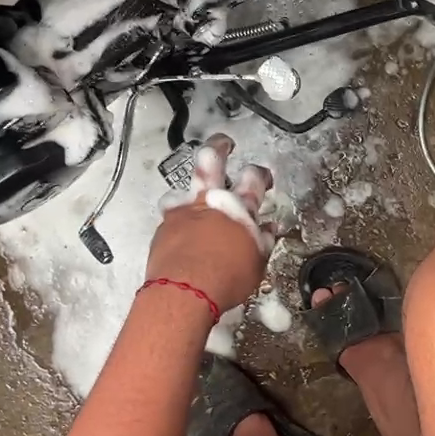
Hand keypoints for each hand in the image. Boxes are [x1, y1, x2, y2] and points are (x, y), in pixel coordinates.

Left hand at [143, 135, 276, 314]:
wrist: (185, 292)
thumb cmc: (227, 279)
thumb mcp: (257, 263)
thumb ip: (263, 241)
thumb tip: (269, 229)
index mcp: (241, 209)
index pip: (254, 177)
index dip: (261, 173)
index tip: (263, 177)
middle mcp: (212, 202)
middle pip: (212, 159)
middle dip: (218, 146)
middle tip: (223, 143)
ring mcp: (186, 211)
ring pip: (184, 184)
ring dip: (191, 185)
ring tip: (193, 192)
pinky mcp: (165, 225)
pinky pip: (171, 213)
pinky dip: (179, 219)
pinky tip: (182, 230)